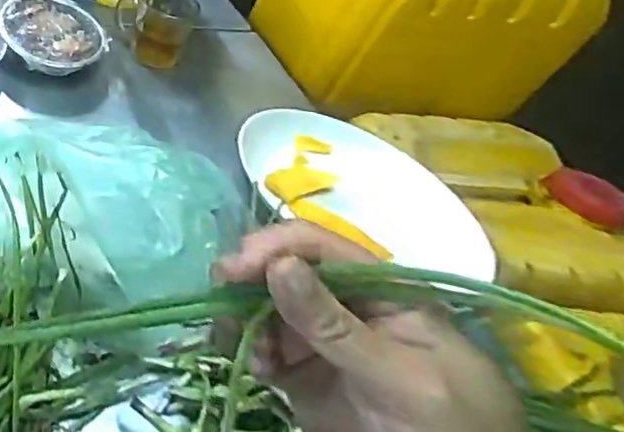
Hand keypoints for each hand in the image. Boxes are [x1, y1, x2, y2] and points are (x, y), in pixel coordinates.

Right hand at [214, 223, 524, 431]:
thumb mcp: (402, 380)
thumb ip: (338, 325)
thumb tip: (277, 263)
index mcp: (380, 290)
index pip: (316, 243)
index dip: (272, 245)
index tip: (236, 267)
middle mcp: (343, 302)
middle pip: (280, 264)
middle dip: (247, 275)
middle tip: (221, 293)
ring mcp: (320, 335)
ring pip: (261, 299)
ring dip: (241, 311)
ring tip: (236, 338)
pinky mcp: (300, 368)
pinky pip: (259, 340)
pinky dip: (246, 344)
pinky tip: (254, 364)